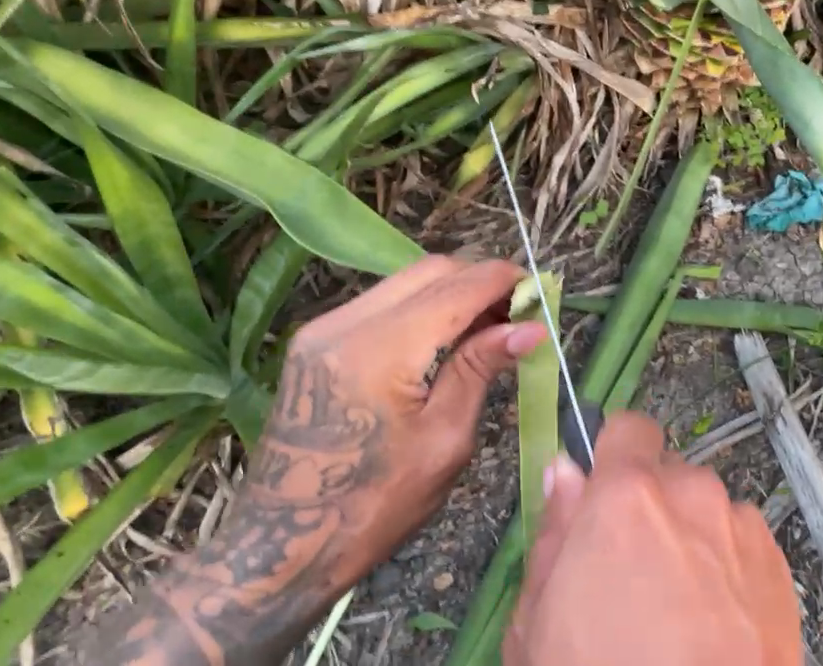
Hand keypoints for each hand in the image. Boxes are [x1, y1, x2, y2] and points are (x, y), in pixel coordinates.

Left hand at [95, 255, 544, 665]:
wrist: (280, 550)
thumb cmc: (374, 506)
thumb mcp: (444, 439)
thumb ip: (481, 368)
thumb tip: (532, 327)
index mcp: (380, 349)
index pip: (460, 287)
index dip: (507, 281)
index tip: (542, 293)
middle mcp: (345, 324)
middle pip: (432, 270)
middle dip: (482, 281)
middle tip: (519, 314)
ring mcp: (323, 331)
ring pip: (407, 281)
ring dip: (455, 292)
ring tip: (489, 328)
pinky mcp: (315, 344)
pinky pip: (384, 303)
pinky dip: (424, 307)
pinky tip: (448, 339)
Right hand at [502, 413, 800, 665]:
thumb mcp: (538, 622)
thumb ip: (552, 532)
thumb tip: (563, 473)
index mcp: (627, 496)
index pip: (627, 430)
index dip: (614, 456)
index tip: (604, 493)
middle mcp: (692, 492)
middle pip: (668, 476)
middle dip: (650, 509)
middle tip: (632, 575)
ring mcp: (740, 523)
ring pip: (706, 511)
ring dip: (691, 539)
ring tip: (678, 611)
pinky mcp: (776, 558)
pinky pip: (740, 543)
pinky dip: (727, 568)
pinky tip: (714, 624)